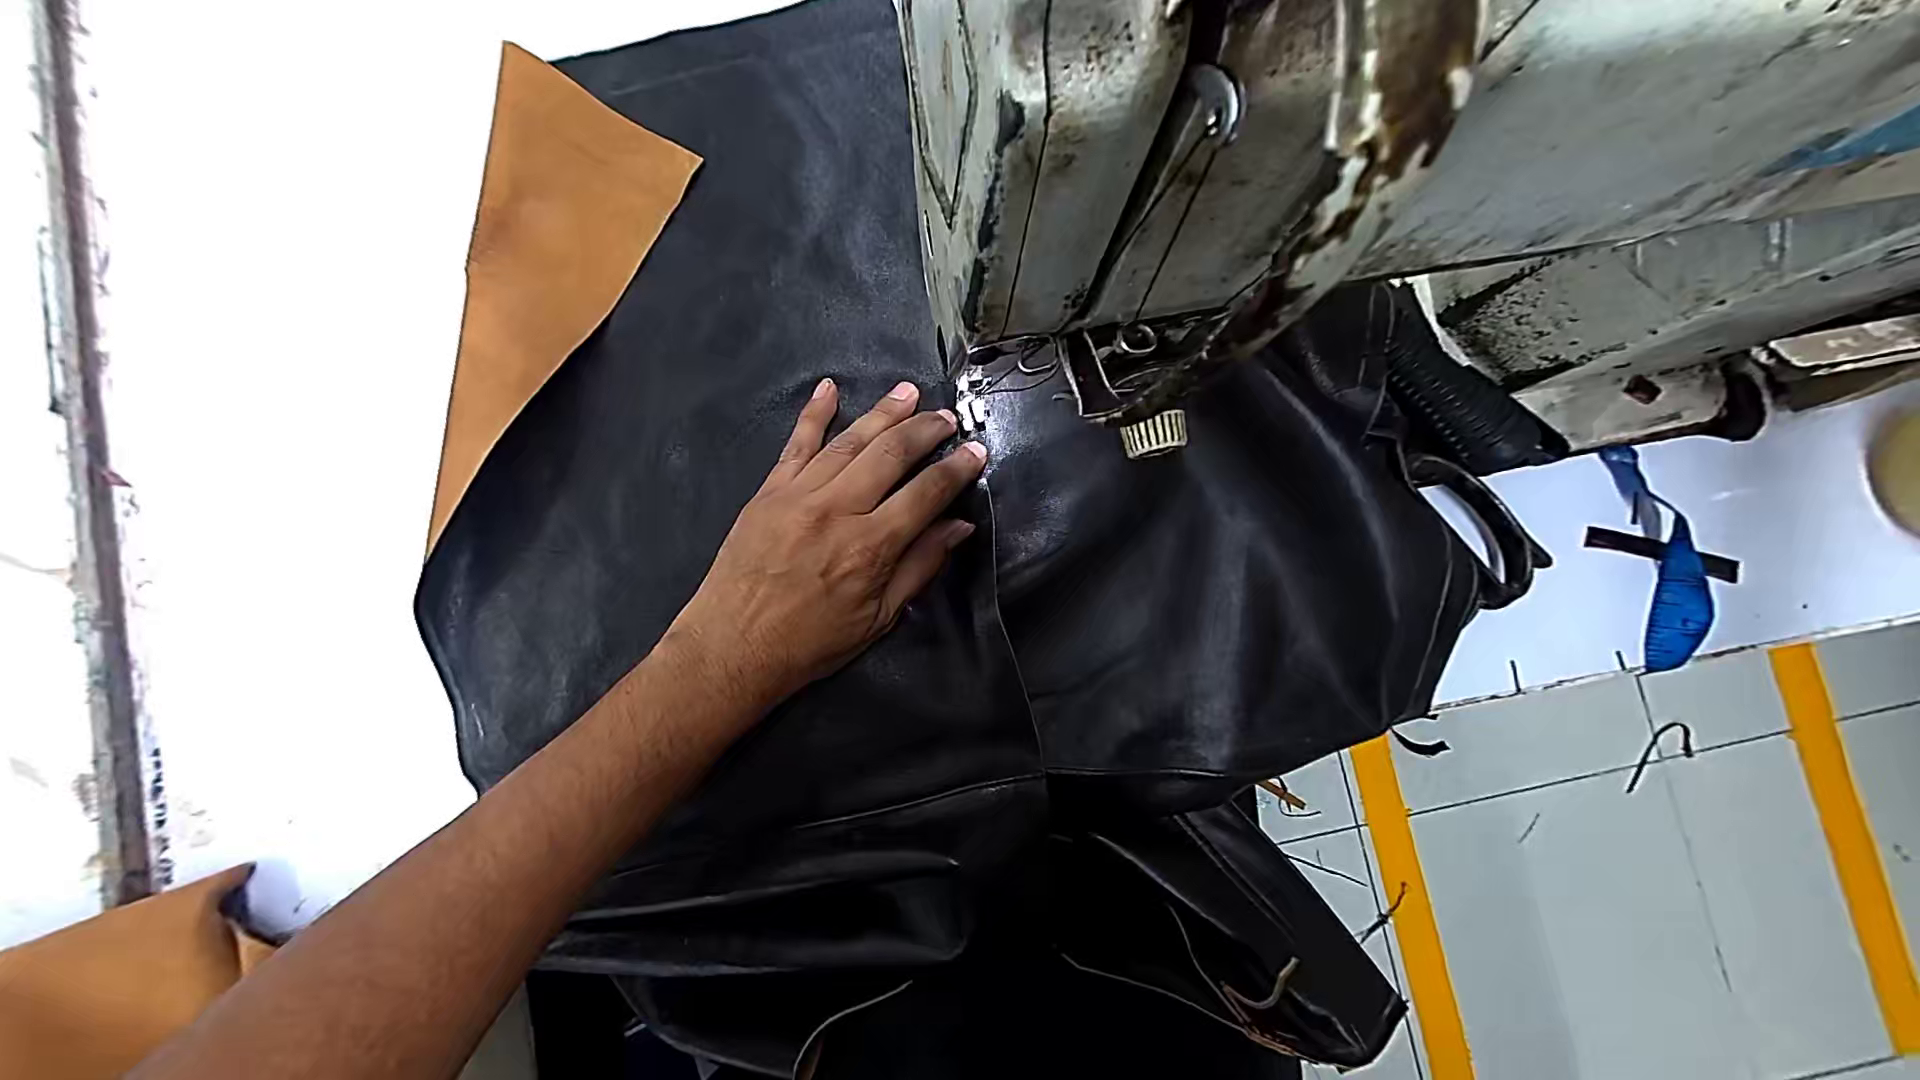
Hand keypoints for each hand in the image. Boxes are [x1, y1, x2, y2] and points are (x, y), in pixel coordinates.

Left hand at [663, 378, 986, 708]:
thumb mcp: (879, 618)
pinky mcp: (769, 491)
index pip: (926, 493)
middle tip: (947, 417)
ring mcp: (799, 495)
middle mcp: (838, 510)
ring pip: (850, 441)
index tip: (975, 451)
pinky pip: (796, 443)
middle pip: (891, 454)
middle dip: (926, 430)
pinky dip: (814, 413)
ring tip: (908, 393)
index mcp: (871, 546)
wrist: (732, 646)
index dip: (956, 469)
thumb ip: (920, 567)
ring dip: (884, 413)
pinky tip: (829, 389)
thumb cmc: (811, 642)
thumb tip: (958, 527)